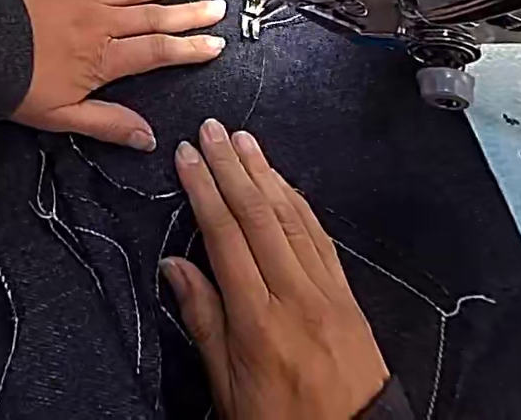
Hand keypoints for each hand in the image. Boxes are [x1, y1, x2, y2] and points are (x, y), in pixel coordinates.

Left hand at [9, 0, 226, 150]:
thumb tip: (150, 138)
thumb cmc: (16, 86)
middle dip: (189, 14)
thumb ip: (108, 124)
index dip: (190, 49)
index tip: (216, 43)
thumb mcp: (61, 117)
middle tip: (218, 6)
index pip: (158, 52)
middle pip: (155, 17)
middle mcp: (103, 22)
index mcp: (104, 58)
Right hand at [162, 119, 390, 419]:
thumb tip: (176, 265)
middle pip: (256, 213)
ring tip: (242, 139)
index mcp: (258, 321)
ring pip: (289, 214)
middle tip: (212, 129)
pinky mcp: (344, 288)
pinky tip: (281, 178)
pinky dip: (296, 198)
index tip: (188, 156)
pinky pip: (318, 232)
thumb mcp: (229, 389)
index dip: (203, 188)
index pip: (225, 235)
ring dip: (263, 170)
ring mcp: (324, 287)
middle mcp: (294, 294)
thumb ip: (203, 321)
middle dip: (230, 165)